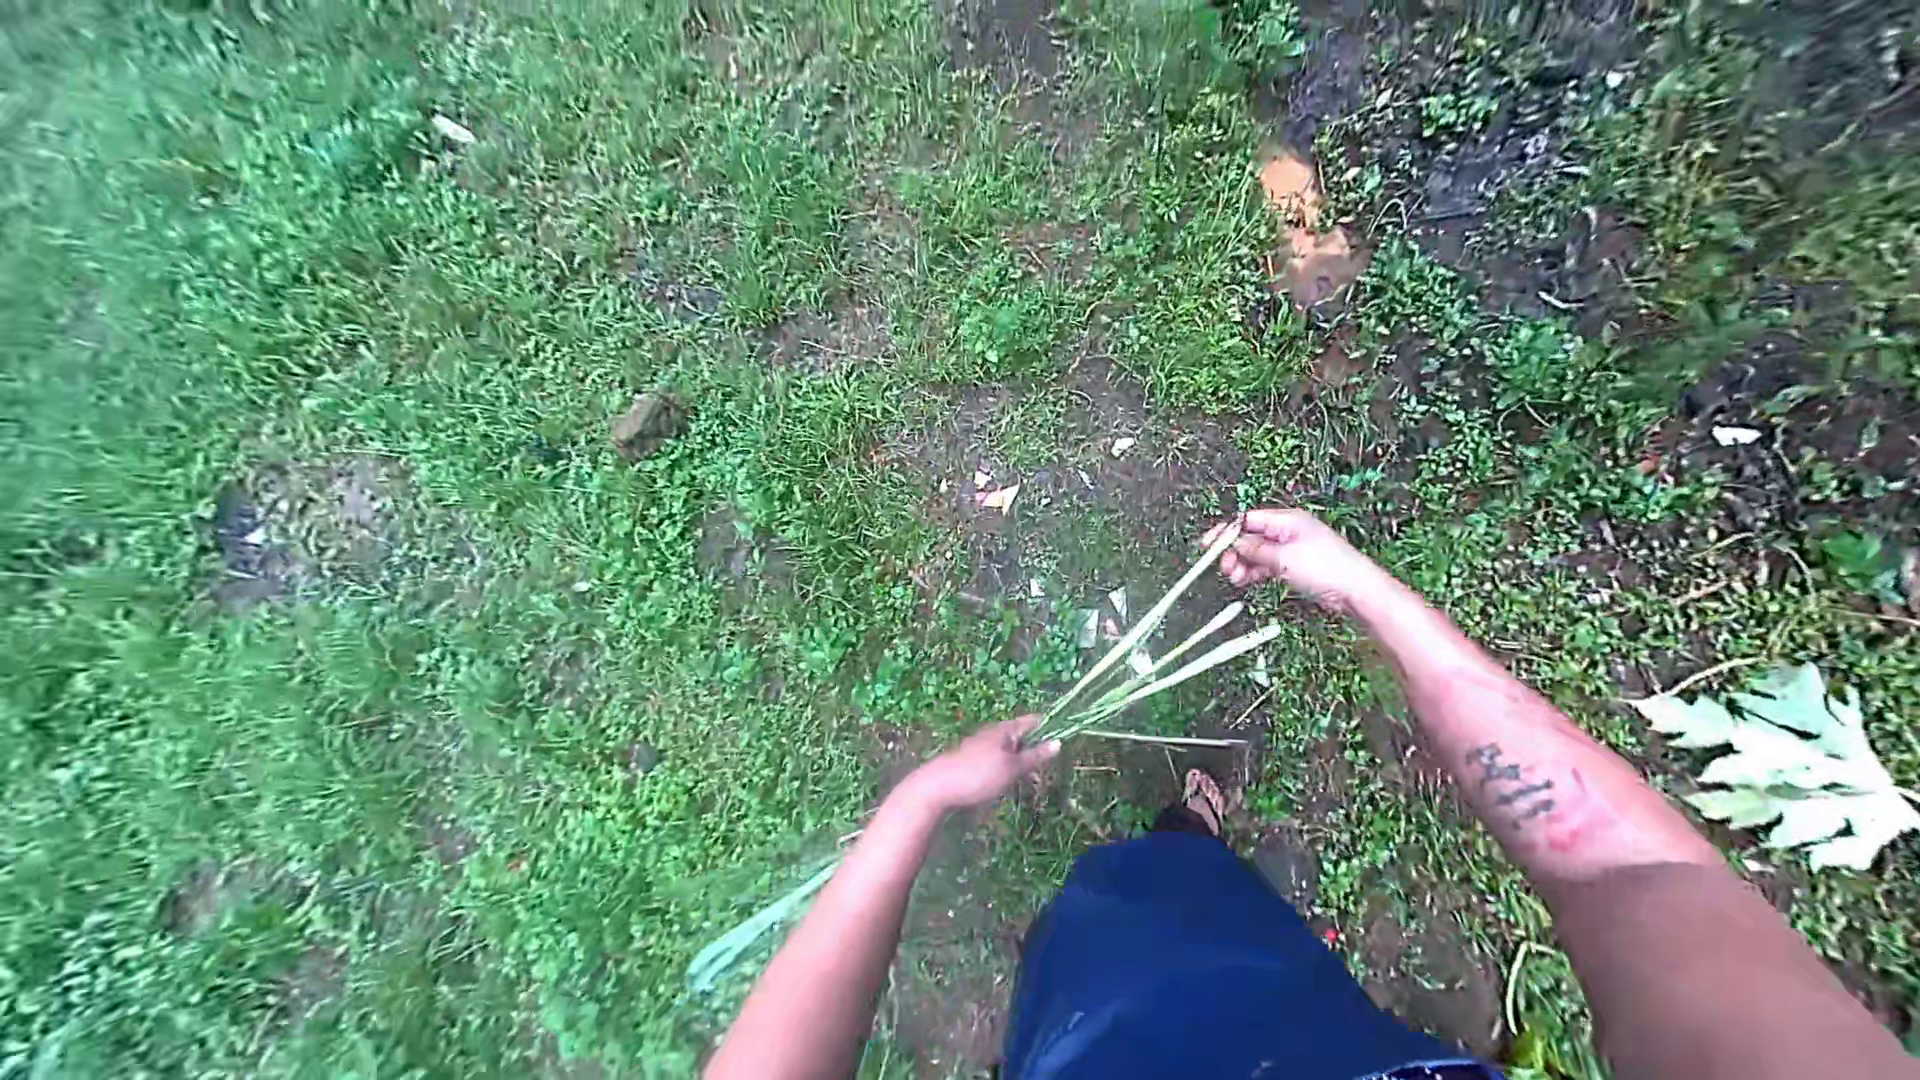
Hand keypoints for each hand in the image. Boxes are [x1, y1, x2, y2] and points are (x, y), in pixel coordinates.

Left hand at [896, 717, 1058, 813]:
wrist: (938, 786)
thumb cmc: (979, 775)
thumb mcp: (1012, 768)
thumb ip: (1035, 756)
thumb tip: (1058, 742)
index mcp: (1004, 729)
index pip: (1032, 720)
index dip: (1049, 725)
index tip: (1065, 732)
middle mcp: (992, 732)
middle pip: (1020, 733)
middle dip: (1035, 743)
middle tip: (1050, 758)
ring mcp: (980, 744)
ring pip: (1008, 746)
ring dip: (1020, 756)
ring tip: (1031, 771)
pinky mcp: (971, 758)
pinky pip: (996, 756)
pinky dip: (1007, 763)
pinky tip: (1007, 778)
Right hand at [1203, 508, 1401, 616]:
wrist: (1357, 591)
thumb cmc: (1324, 568)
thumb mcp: (1283, 557)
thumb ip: (1254, 549)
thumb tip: (1232, 543)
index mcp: (1286, 520)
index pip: (1247, 520)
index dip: (1225, 532)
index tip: (1208, 545)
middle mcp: (1286, 531)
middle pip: (1249, 537)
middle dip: (1233, 551)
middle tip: (1224, 568)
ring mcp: (1289, 549)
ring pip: (1255, 552)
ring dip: (1241, 564)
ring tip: (1235, 579)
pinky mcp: (1292, 565)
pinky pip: (1264, 564)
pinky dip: (1253, 572)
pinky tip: (1245, 581)